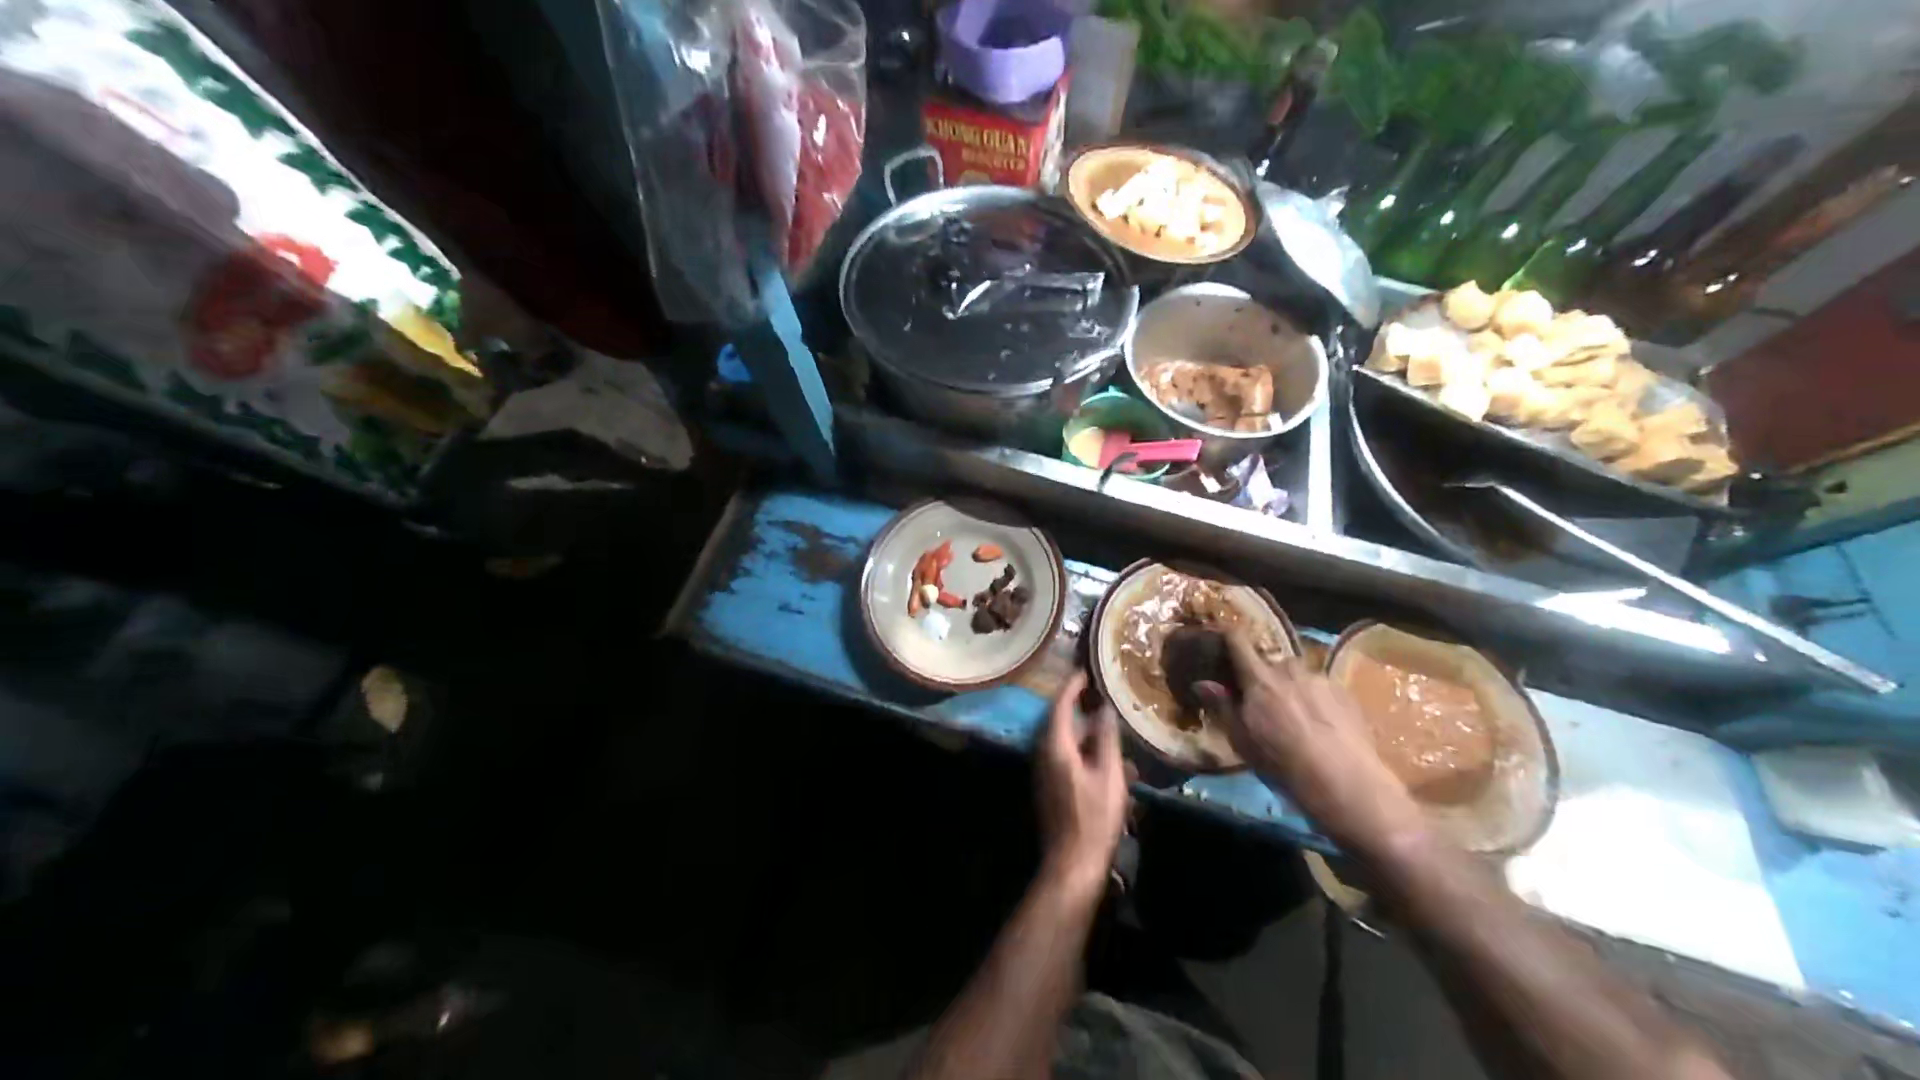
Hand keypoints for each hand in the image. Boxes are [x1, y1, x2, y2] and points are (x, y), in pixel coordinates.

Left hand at [1034, 671, 1127, 894]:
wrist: (1072, 862)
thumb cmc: (1094, 818)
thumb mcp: (1109, 776)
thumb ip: (1105, 739)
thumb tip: (1104, 709)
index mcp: (1055, 747)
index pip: (1059, 706)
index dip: (1071, 687)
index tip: (1084, 672)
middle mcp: (1042, 754)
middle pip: (1057, 721)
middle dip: (1075, 705)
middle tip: (1095, 693)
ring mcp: (1043, 771)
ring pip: (1061, 739)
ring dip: (1080, 729)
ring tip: (1103, 723)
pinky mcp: (1048, 785)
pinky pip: (1062, 755)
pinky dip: (1079, 748)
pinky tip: (1102, 757)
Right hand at [1196, 632, 1423, 854]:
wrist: (1345, 781)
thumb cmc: (1282, 763)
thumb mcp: (1242, 740)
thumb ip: (1222, 706)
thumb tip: (1202, 683)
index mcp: (1259, 678)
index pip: (1238, 643)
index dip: (1228, 636)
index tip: (1221, 636)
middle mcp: (1289, 669)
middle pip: (1271, 662)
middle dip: (1264, 676)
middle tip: (1264, 701)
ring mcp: (1321, 679)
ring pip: (1298, 675)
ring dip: (1292, 687)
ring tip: (1297, 717)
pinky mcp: (1346, 693)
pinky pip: (1322, 688)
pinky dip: (1316, 699)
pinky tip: (1322, 725)